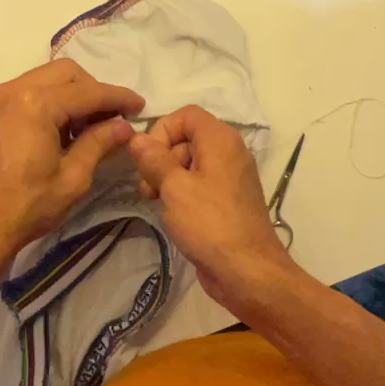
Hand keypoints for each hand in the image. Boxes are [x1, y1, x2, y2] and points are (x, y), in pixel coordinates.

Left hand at [0, 59, 143, 269]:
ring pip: (47, 78)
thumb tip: (125, 126)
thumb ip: (99, 144)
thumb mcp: (72, 178)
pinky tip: (65, 130)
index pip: (88, 92)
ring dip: (73, 94)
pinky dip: (52, 101)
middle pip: (66, 73)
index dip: (118, 98)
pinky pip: (30, 91)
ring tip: (91, 127)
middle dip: (94, 91)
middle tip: (113, 120)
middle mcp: (14, 90)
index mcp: (36, 104)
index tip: (140, 107)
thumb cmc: (26, 207)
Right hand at [129, 105, 299, 311]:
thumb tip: (138, 139)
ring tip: (156, 202)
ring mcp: (230, 179)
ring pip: (190, 164)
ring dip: (168, 178)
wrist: (246, 270)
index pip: (186, 115)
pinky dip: (182, 194)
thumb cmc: (210, 223)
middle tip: (148, 187)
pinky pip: (199, 185)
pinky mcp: (227, 202)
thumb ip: (154, 159)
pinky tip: (173, 215)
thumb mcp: (175, 187)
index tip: (147, 158)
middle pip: (187, 138)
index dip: (161, 130)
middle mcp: (229, 153)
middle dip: (161, 157)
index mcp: (221, 140)